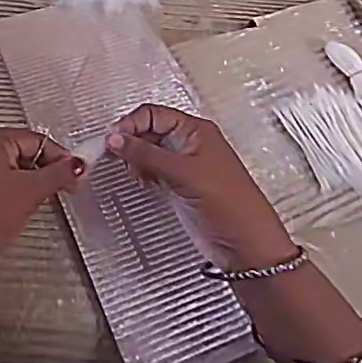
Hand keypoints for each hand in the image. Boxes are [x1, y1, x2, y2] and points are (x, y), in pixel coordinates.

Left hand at [0, 128, 85, 274]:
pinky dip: (29, 191)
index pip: (38, 139)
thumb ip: (59, 173)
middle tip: (71, 185)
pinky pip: (16, 182)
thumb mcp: (32, 189)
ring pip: (25, 169)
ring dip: (41, 182)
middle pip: (32, 152)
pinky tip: (34, 203)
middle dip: (52, 169)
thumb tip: (78, 163)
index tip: (79, 171)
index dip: (60, 156)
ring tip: (51, 196)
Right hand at [105, 105, 296, 267]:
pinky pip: (150, 168)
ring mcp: (183, 164)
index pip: (153, 114)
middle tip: (118, 153)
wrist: (247, 248)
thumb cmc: (233, 207)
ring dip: (135, 158)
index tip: (114, 138)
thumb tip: (117, 137)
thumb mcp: (184, 173)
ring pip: (147, 149)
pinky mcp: (178, 183)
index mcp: (196, 131)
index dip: (131, 123)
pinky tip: (143, 181)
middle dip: (130, 140)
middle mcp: (188, 144)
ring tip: (134, 170)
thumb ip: (146, 153)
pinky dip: (141, 172)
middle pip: (147, 129)